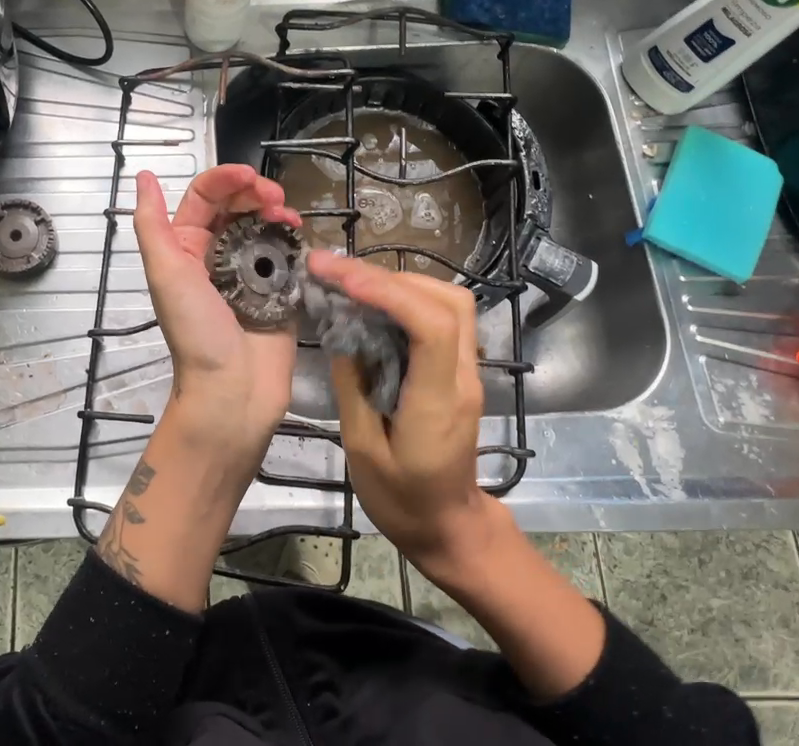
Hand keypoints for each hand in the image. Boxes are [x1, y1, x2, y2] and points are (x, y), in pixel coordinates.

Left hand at [133, 165, 300, 459]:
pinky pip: (287, 252)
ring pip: (265, 224)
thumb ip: (152, 223)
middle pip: (238, 204)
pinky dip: (293, 238)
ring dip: (277, 211)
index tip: (252, 177)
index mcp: (185, 246)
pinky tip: (299, 237)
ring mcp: (249, 271)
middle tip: (276, 199)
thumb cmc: (196, 332)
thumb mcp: (166, 273)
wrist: (233, 390)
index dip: (226, 178)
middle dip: (257, 191)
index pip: (204, 196)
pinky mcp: (278, 289)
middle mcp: (216, 254)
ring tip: (289, 218)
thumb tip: (142, 176)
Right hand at [307, 250, 495, 576]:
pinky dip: (403, 300)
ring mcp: (464, 372)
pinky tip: (367, 304)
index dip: (387, 291)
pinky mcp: (454, 372)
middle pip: (446, 301)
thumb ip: (353, 388)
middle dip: (388, 277)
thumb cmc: (402, 500)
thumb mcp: (362, 452)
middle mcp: (461, 376)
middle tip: (334, 271)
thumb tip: (342, 335)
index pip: (432, 325)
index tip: (339, 278)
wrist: (448, 527)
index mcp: (439, 399)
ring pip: (448, 303)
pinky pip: (439, 319)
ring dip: (398, 283)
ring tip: (348, 282)